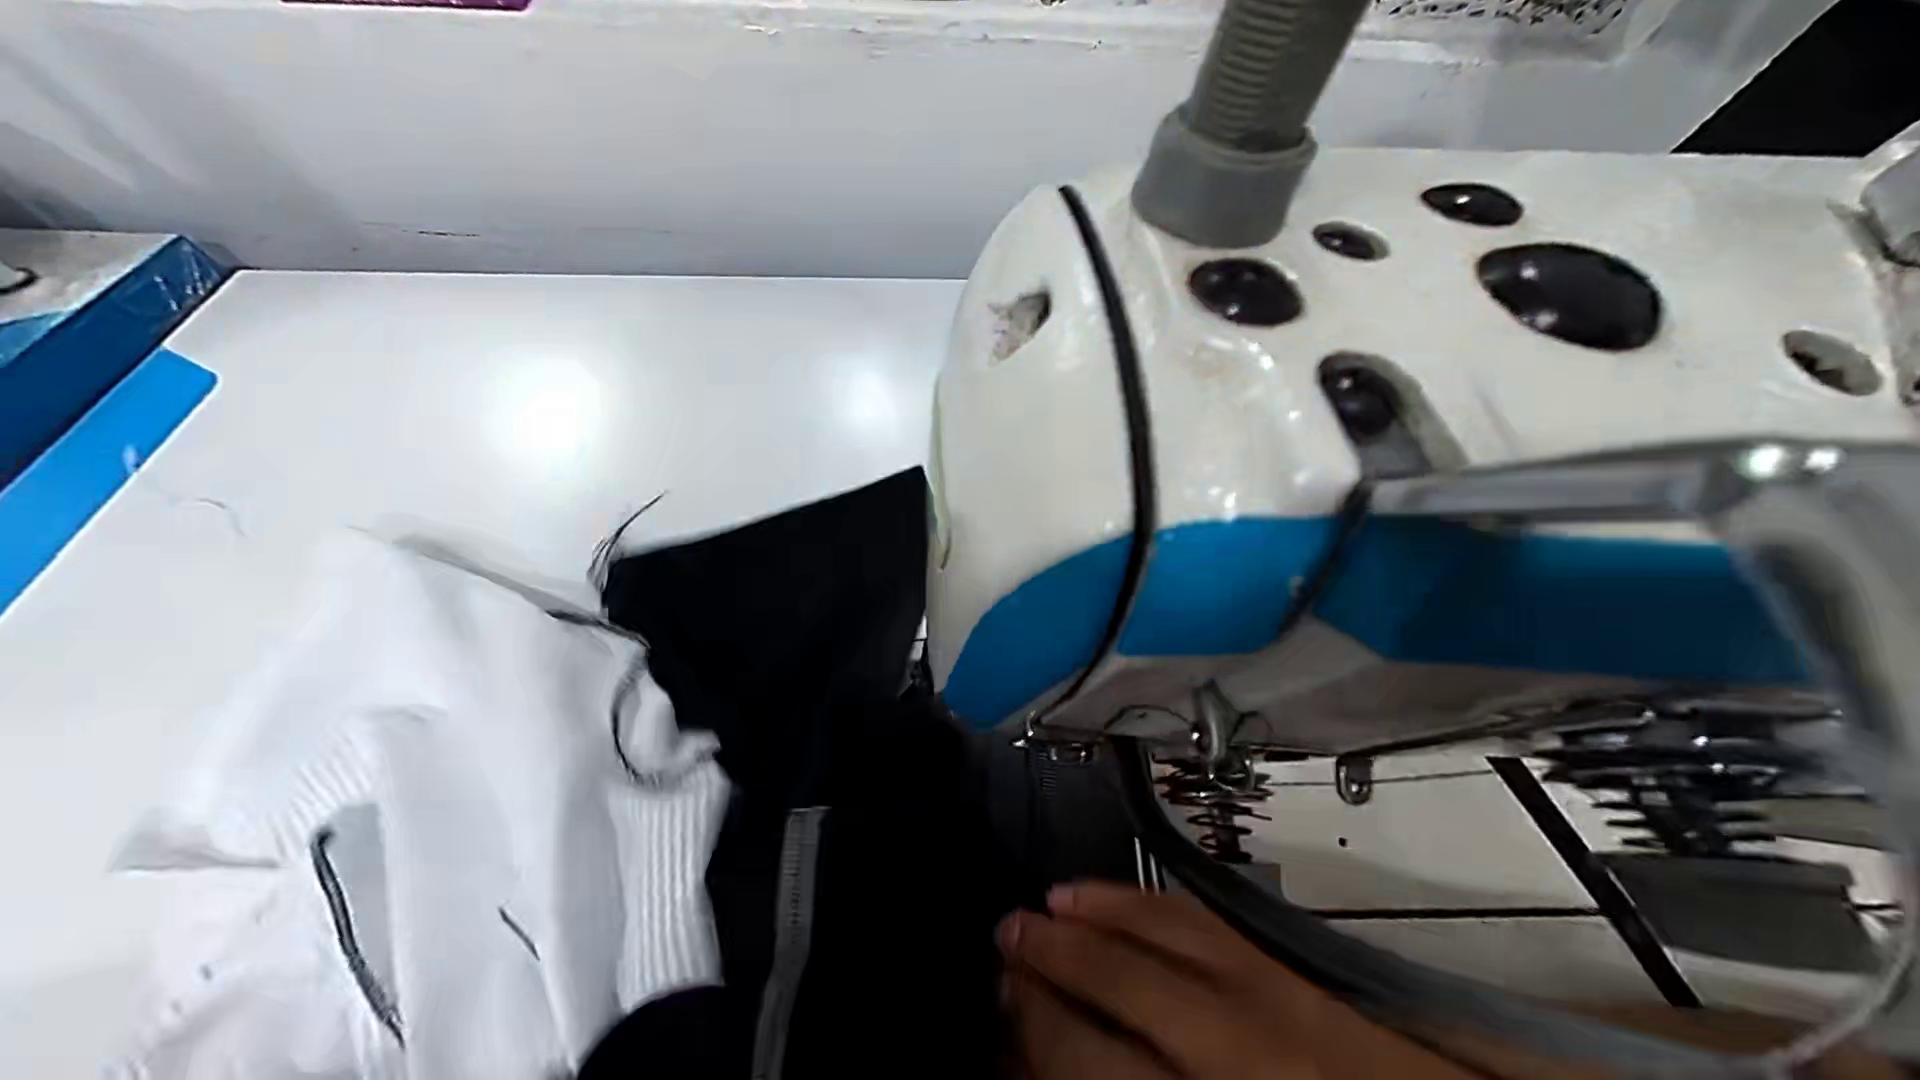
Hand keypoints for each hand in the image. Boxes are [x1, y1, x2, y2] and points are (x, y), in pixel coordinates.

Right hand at [997, 881, 1479, 1079]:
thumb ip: (1125, 1077)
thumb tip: (1049, 1062)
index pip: (1097, 1060)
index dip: (1040, 1023)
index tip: (1001, 993)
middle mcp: (1240, 1052)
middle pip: (1123, 986)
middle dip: (1054, 957)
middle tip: (1003, 930)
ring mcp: (1279, 1007)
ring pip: (1169, 938)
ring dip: (1101, 913)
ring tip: (1050, 898)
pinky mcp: (1306, 983)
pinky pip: (1217, 928)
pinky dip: (1161, 905)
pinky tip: (1131, 898)